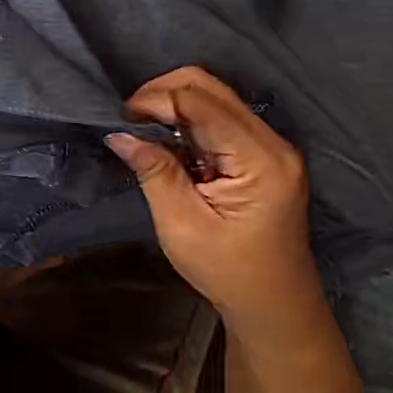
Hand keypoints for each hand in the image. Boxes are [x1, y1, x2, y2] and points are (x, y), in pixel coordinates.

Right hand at [105, 67, 322, 336]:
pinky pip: (218, 116)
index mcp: (259, 160)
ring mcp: (269, 146)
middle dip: (162, 94)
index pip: (201, 102)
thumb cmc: (228, 271)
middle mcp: (271, 143)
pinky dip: (185, 120)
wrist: (274, 305)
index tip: (122, 121)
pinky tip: (166, 142)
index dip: (155, 101)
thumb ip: (154, 172)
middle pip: (209, 87)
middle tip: (130, 122)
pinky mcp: (260, 153)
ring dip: (172, 105)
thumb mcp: (181, 224)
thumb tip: (118, 134)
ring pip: (213, 96)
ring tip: (143, 131)